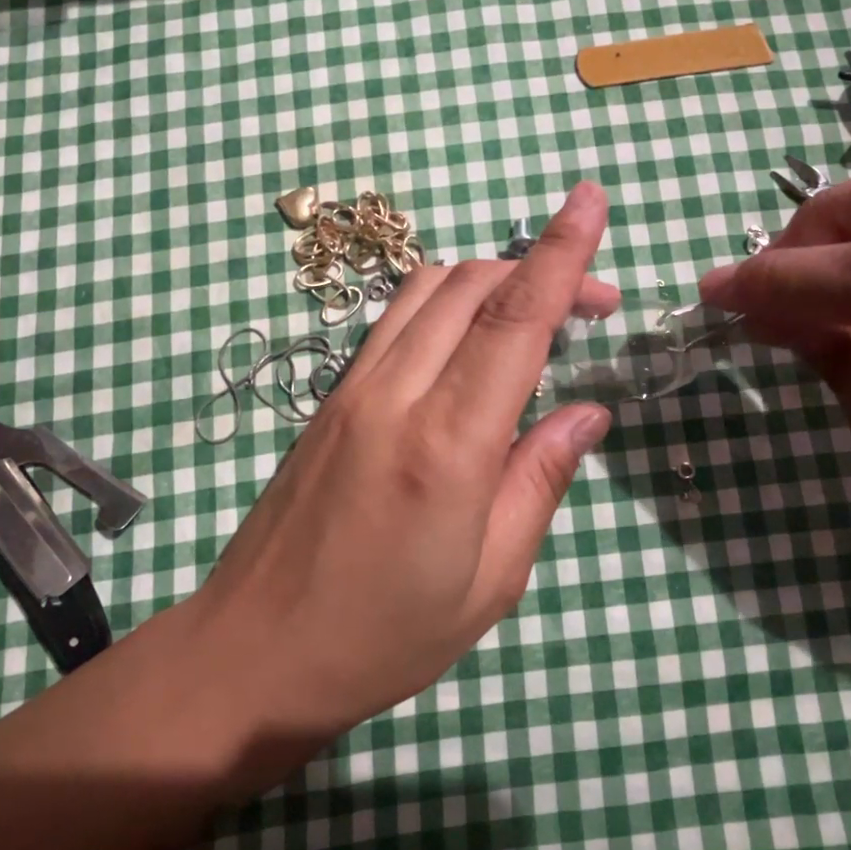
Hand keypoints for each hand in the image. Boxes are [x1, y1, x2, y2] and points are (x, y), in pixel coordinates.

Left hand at [0, 185, 622, 849]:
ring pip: (424, 291)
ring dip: (487, 279)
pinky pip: (393, 323)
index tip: (591, 200)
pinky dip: (443, 305)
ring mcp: (350, 389)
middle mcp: (394, 394)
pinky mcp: (327, 399)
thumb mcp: (489, 581)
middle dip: (538, 266)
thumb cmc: (382, 636)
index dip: (560, 254)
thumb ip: (539, 482)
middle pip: (469, 285)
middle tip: (596, 301)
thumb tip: (587, 412)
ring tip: (536, 313)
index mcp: (447, 444)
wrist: (254, 649)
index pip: (514, 321)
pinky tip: (468, 343)